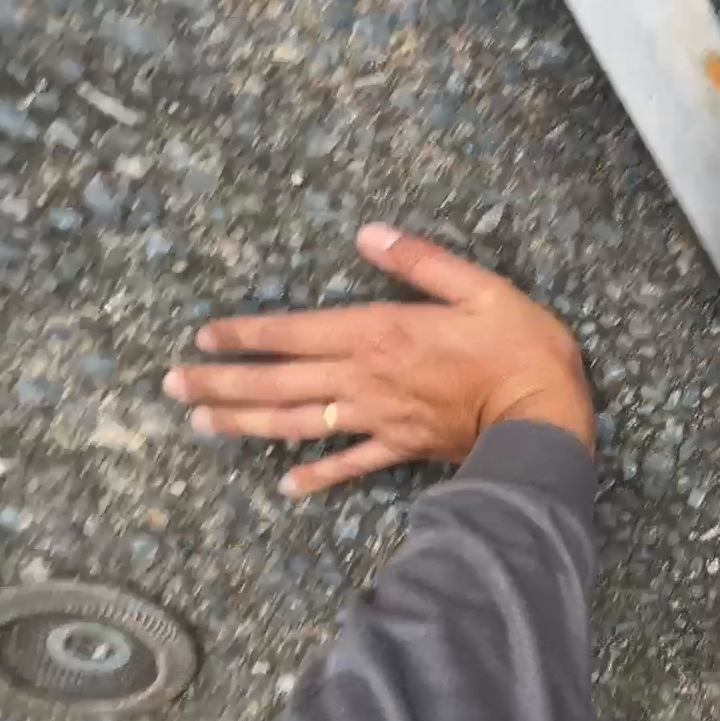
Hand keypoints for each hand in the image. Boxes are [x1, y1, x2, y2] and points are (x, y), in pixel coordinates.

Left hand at [163, 225, 595, 495]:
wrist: (545, 414)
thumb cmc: (522, 349)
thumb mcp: (485, 290)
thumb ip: (424, 262)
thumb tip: (369, 234)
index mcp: (382, 332)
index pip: (297, 331)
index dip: (248, 333)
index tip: (206, 336)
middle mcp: (366, 377)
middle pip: (280, 380)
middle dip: (223, 381)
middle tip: (174, 384)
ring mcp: (380, 418)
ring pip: (299, 421)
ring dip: (246, 422)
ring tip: (201, 422)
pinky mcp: (403, 447)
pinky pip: (351, 465)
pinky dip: (317, 476)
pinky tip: (287, 486)